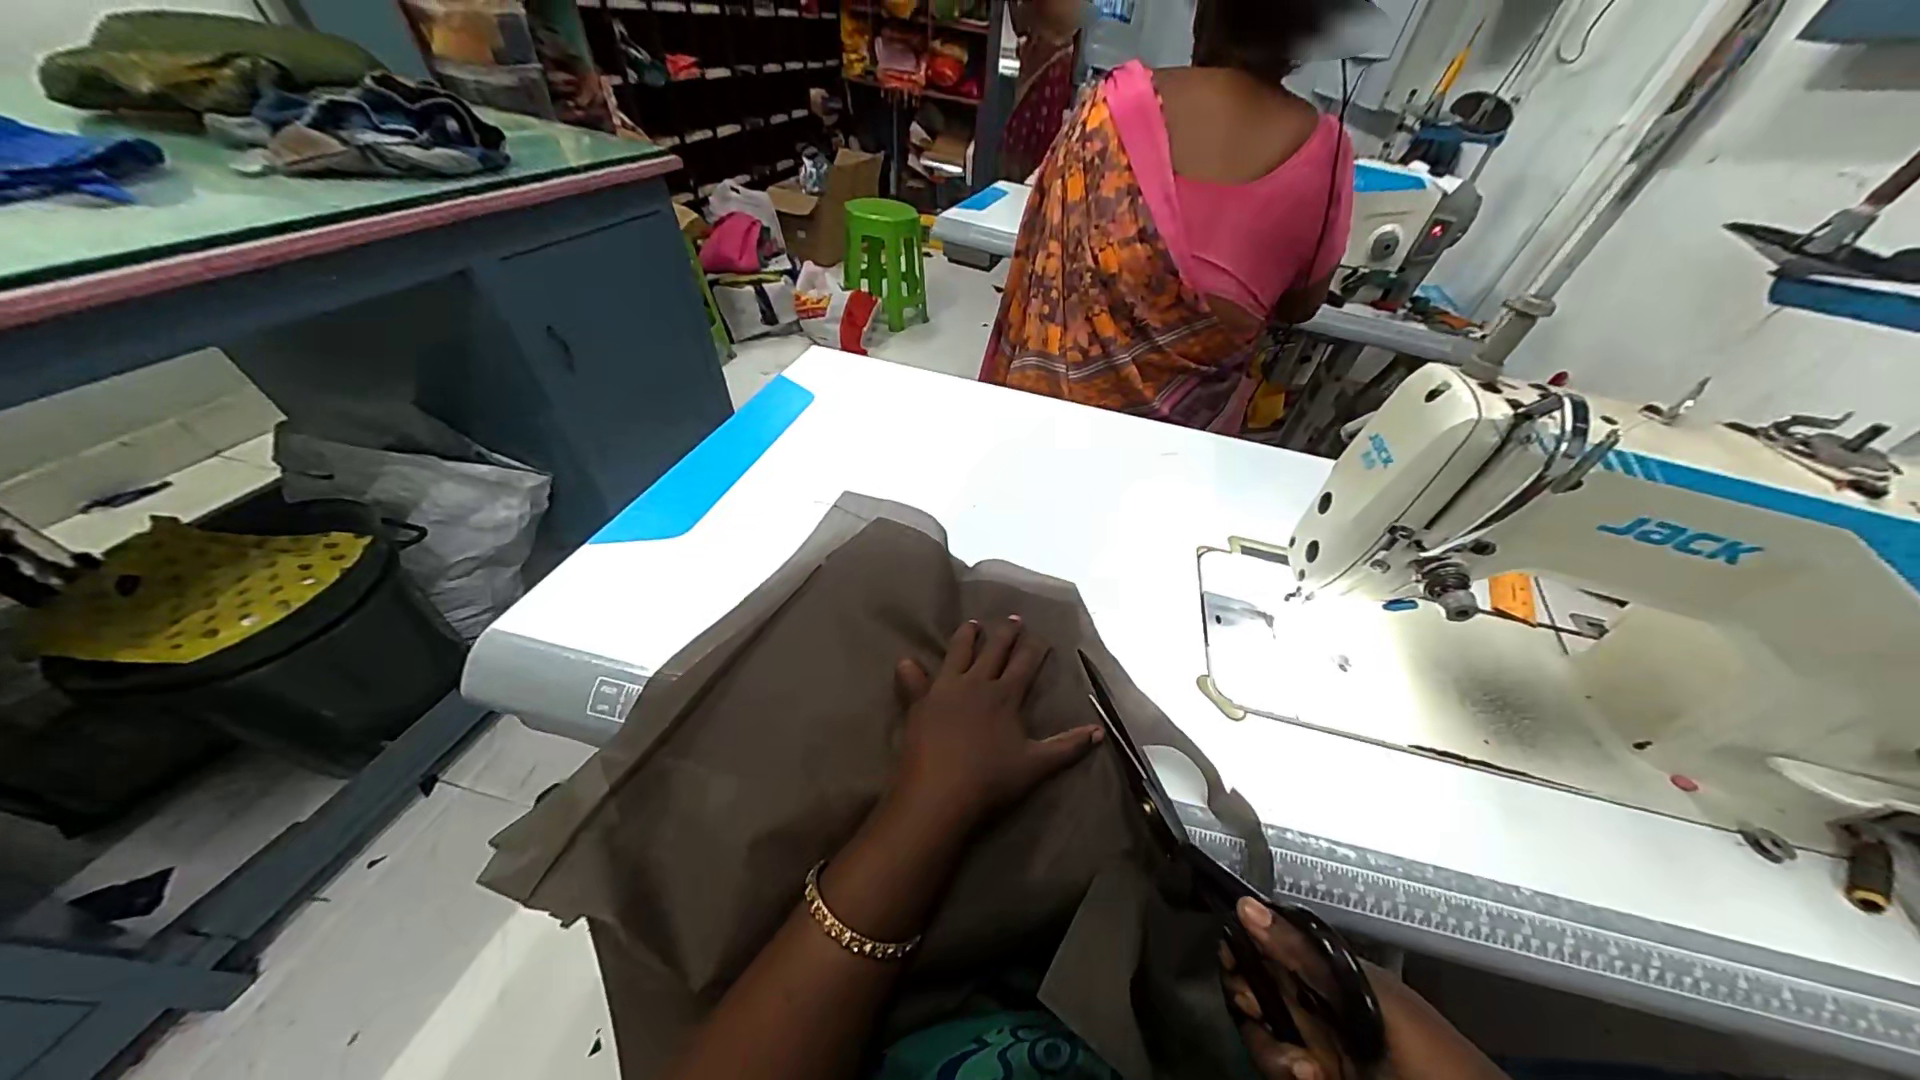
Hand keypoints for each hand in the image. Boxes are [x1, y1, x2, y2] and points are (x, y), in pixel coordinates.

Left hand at [891, 617, 1103, 835]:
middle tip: (1012, 619)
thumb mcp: (1037, 765)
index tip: (1040, 636)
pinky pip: (912, 679)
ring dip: (966, 637)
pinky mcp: (919, 701)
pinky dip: (910, 670)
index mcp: (1005, 695)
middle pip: (993, 651)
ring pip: (957, 653)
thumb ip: (1068, 746)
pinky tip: (908, 662)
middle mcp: (976, 683)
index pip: (1024, 665)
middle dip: (1005, 634)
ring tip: (972, 624)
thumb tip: (1100, 731)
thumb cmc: (991, 780)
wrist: (940, 792)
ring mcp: (945, 689)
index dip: (1034, 649)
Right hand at [1223, 899, 1507, 1079]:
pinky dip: (1281, 1070)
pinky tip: (1308, 1077)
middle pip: (1255, 987)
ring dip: (1269, 1047)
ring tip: (1303, 1068)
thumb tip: (1246, 906)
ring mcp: (1316, 1046)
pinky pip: (1277, 1067)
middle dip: (1245, 998)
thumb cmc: (1434, 1059)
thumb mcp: (1369, 999)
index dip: (1245, 948)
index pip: (1271, 945)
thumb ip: (1306, 956)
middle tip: (1256, 1010)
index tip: (1233, 959)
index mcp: (1333, 973)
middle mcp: (1317, 1005)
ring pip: (1260, 1032)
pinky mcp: (1312, 1076)